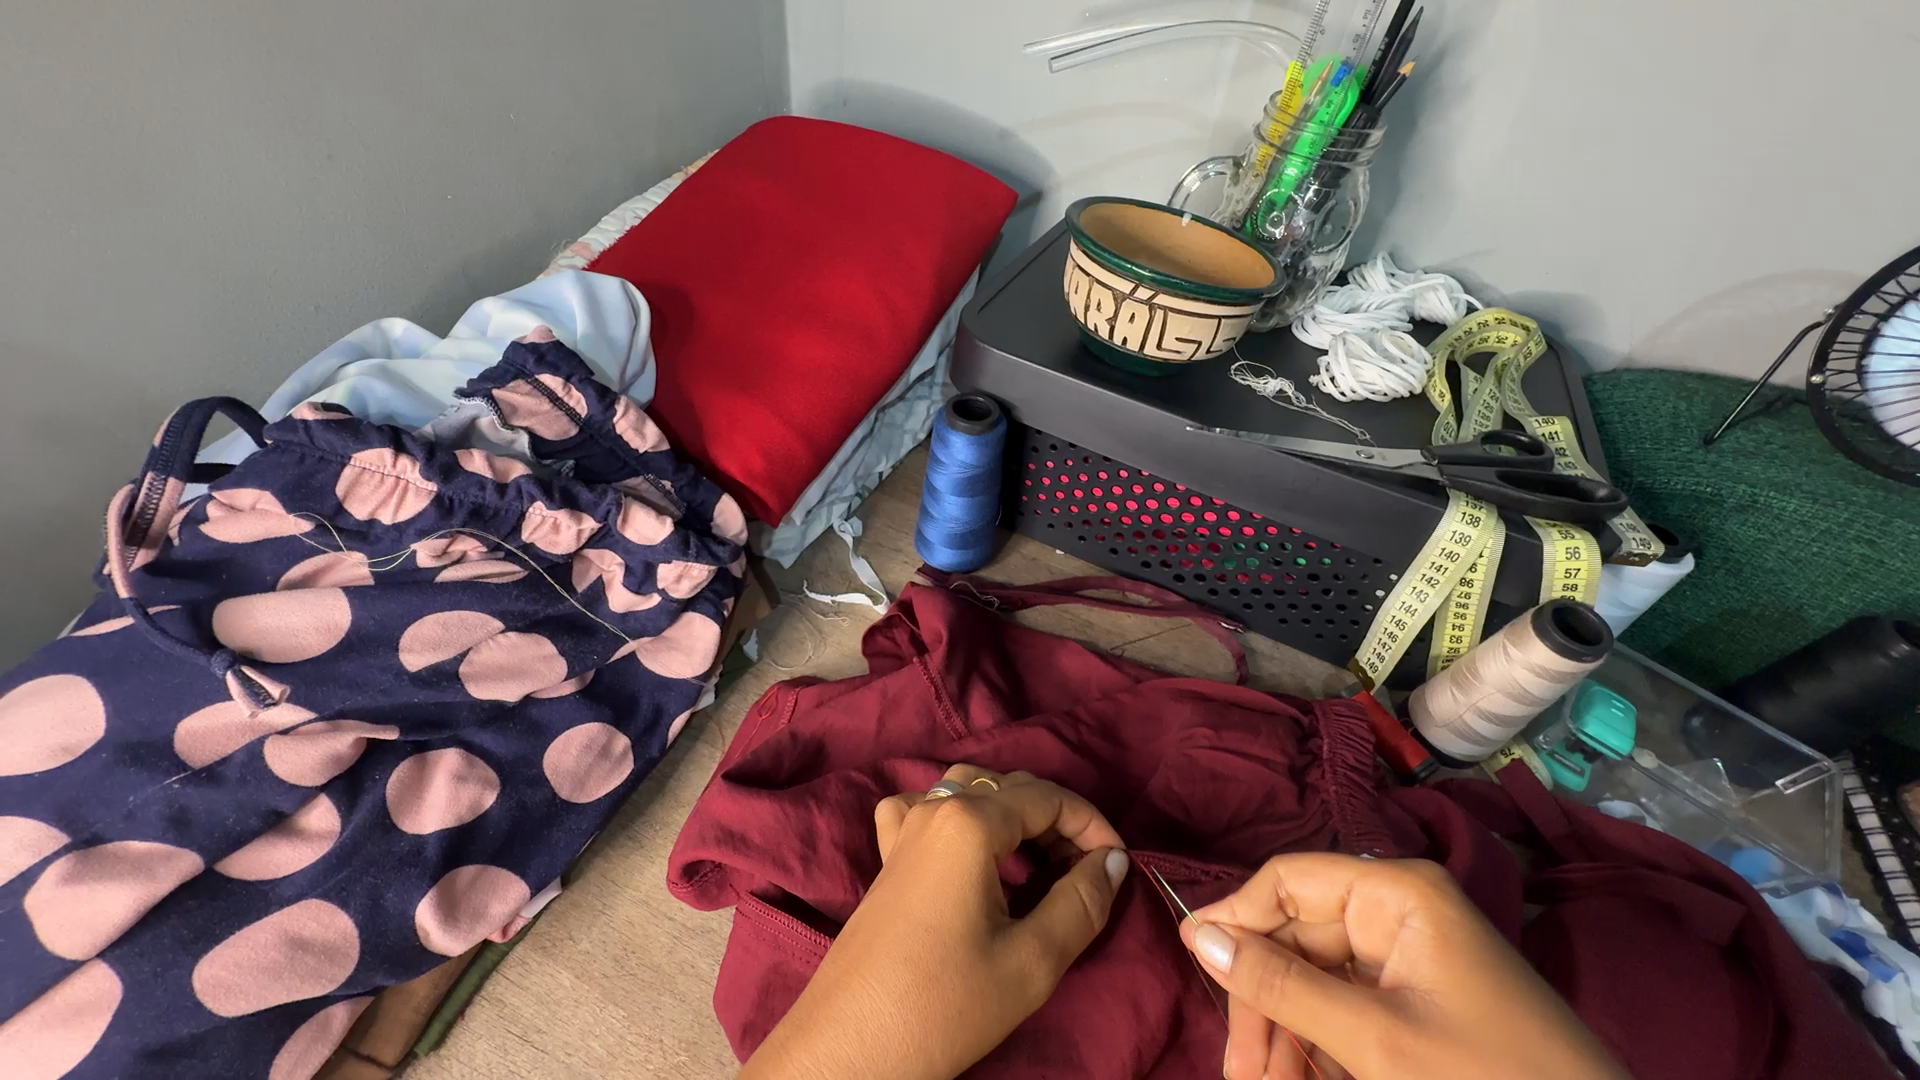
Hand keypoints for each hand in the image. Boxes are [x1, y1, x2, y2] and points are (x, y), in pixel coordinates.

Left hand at [740, 765, 1129, 1079]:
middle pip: (1010, 789)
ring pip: (970, 790)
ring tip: (1042, 859)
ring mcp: (904, 828)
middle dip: (1058, 820)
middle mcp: (934, 808)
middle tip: (1087, 872)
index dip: (1092, 825)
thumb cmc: (945, 1004)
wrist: (851, 1046)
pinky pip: (925, 809)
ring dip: (1014, 814)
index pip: (1048, 798)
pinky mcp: (886, 854)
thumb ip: (1081, 902)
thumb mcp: (1032, 961)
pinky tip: (967, 848)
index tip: (1118, 864)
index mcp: (969, 822)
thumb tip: (1112, 861)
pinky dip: (958, 815)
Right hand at [1182, 854, 1628, 1079]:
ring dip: (1285, 1034)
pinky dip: (1317, 1047)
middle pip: (1296, 937)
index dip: (1236, 917)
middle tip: (1240, 1073)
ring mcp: (1408, 960)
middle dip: (1263, 1003)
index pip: (1288, 881)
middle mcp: (1397, 914)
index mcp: (1395, 895)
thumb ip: (1281, 985)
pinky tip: (1301, 1078)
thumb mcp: (1374, 1042)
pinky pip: (1343, 1010)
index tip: (1194, 962)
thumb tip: (1199, 936)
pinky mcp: (1417, 1005)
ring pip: (1314, 980)